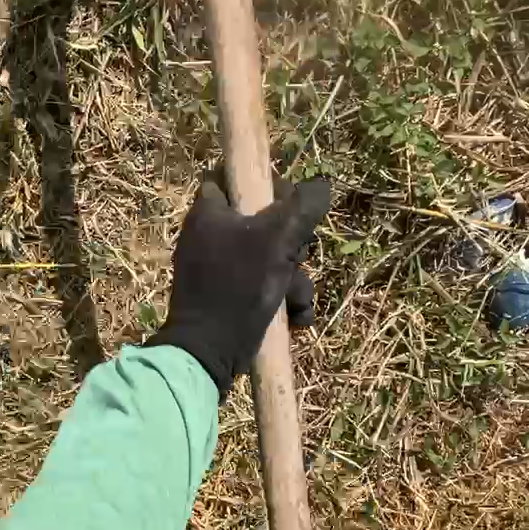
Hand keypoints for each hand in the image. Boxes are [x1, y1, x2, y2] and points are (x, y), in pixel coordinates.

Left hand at [146, 179, 329, 396]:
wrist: (207, 352)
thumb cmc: (236, 288)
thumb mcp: (275, 240)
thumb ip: (301, 207)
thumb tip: (321, 185)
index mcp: (209, 214)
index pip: (230, 177)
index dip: (262, 182)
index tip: (288, 197)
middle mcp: (211, 237)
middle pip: (264, 222)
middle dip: (292, 244)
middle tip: (298, 256)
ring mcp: (219, 270)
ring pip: (272, 259)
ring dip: (295, 281)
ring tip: (297, 302)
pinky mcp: (229, 298)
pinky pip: (266, 288)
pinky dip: (284, 302)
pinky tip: (297, 318)